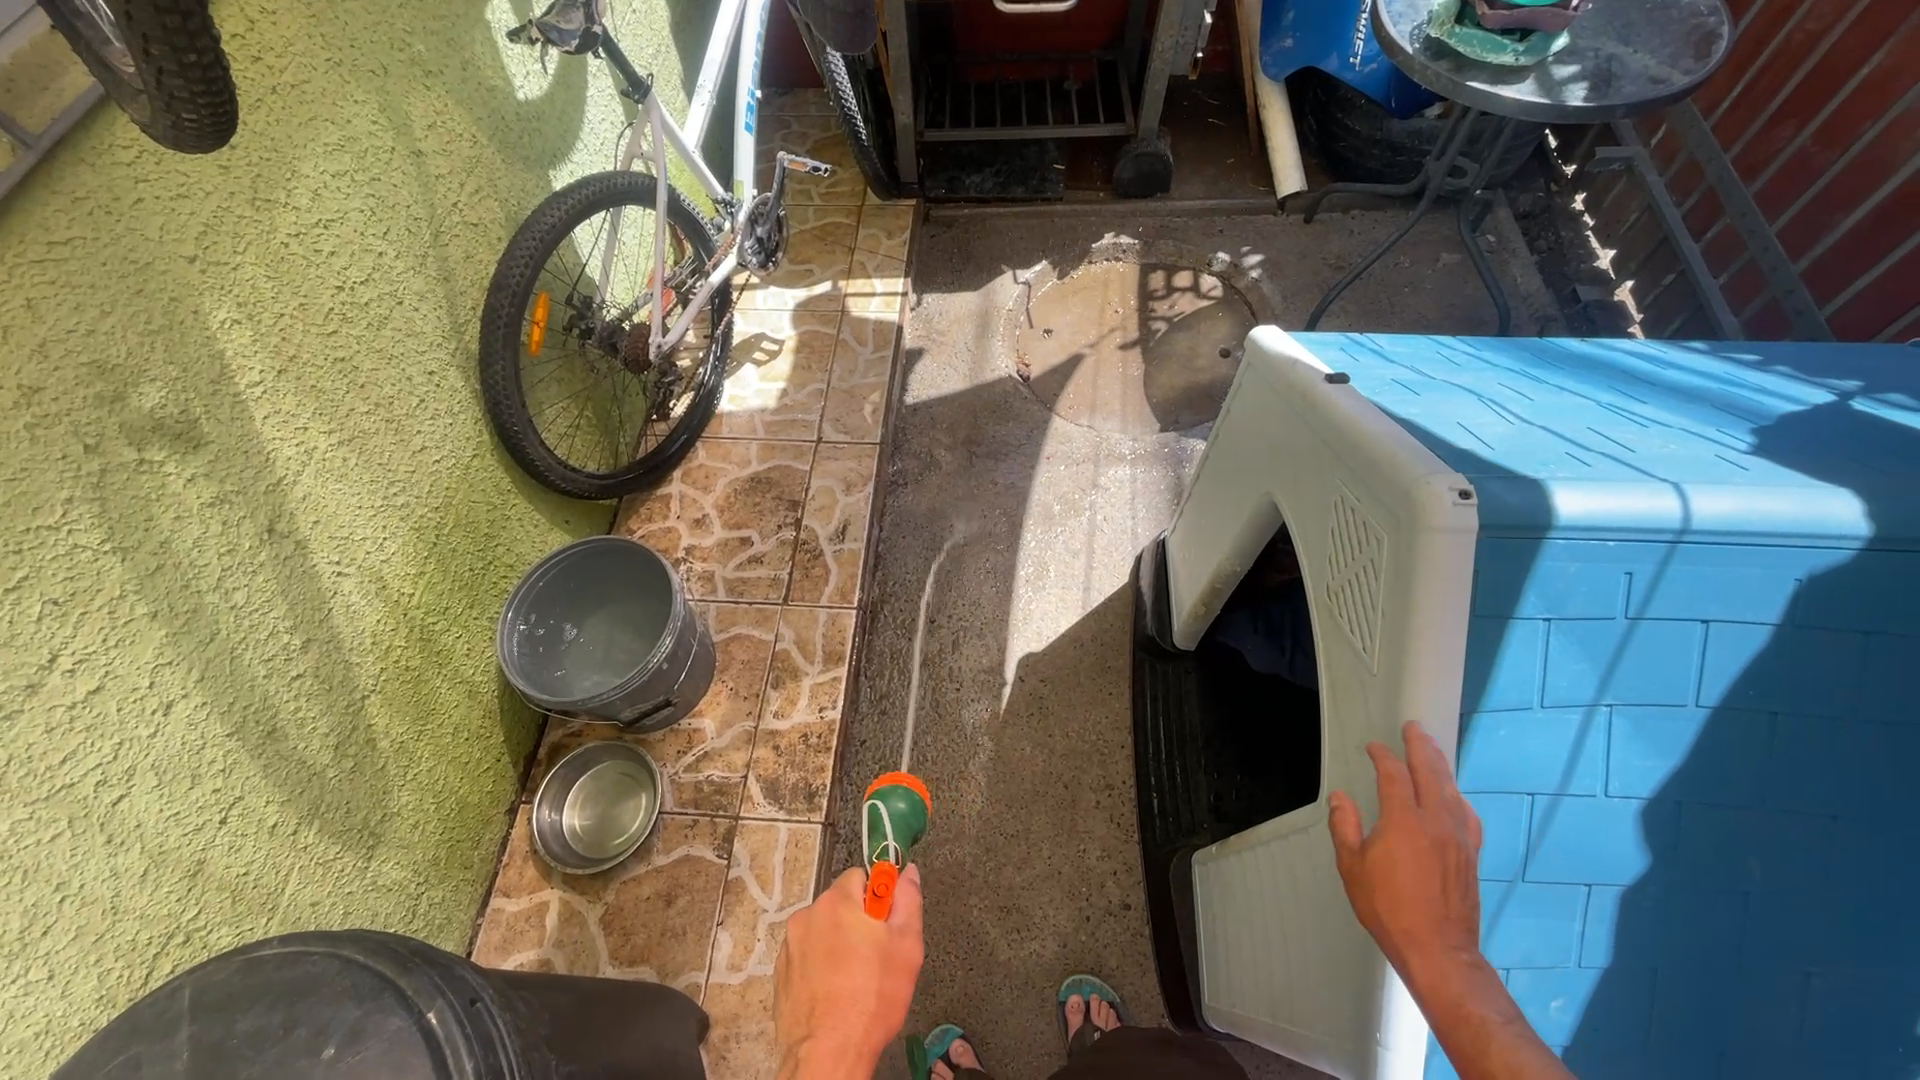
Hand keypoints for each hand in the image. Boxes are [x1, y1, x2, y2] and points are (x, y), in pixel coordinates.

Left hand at [774, 864, 924, 1079]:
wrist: (828, 1053)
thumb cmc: (873, 997)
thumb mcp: (907, 945)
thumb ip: (909, 901)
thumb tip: (909, 872)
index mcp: (836, 901)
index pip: (860, 877)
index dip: (878, 899)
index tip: (887, 926)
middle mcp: (807, 915)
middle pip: (840, 904)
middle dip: (858, 922)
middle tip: (876, 956)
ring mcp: (789, 946)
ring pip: (823, 931)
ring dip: (837, 943)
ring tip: (854, 980)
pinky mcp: (780, 974)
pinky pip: (807, 957)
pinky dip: (820, 966)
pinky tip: (834, 993)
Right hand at [1327, 722, 1482, 988]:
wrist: (1438, 949)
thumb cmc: (1387, 907)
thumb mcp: (1352, 867)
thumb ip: (1345, 827)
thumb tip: (1340, 797)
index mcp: (1403, 821)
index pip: (1394, 775)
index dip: (1382, 756)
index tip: (1372, 747)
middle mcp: (1436, 821)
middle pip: (1430, 772)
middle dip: (1420, 747)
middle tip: (1413, 727)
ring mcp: (1459, 837)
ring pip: (1452, 789)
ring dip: (1440, 766)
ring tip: (1432, 751)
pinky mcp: (1472, 854)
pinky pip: (1467, 814)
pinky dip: (1458, 796)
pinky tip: (1455, 796)